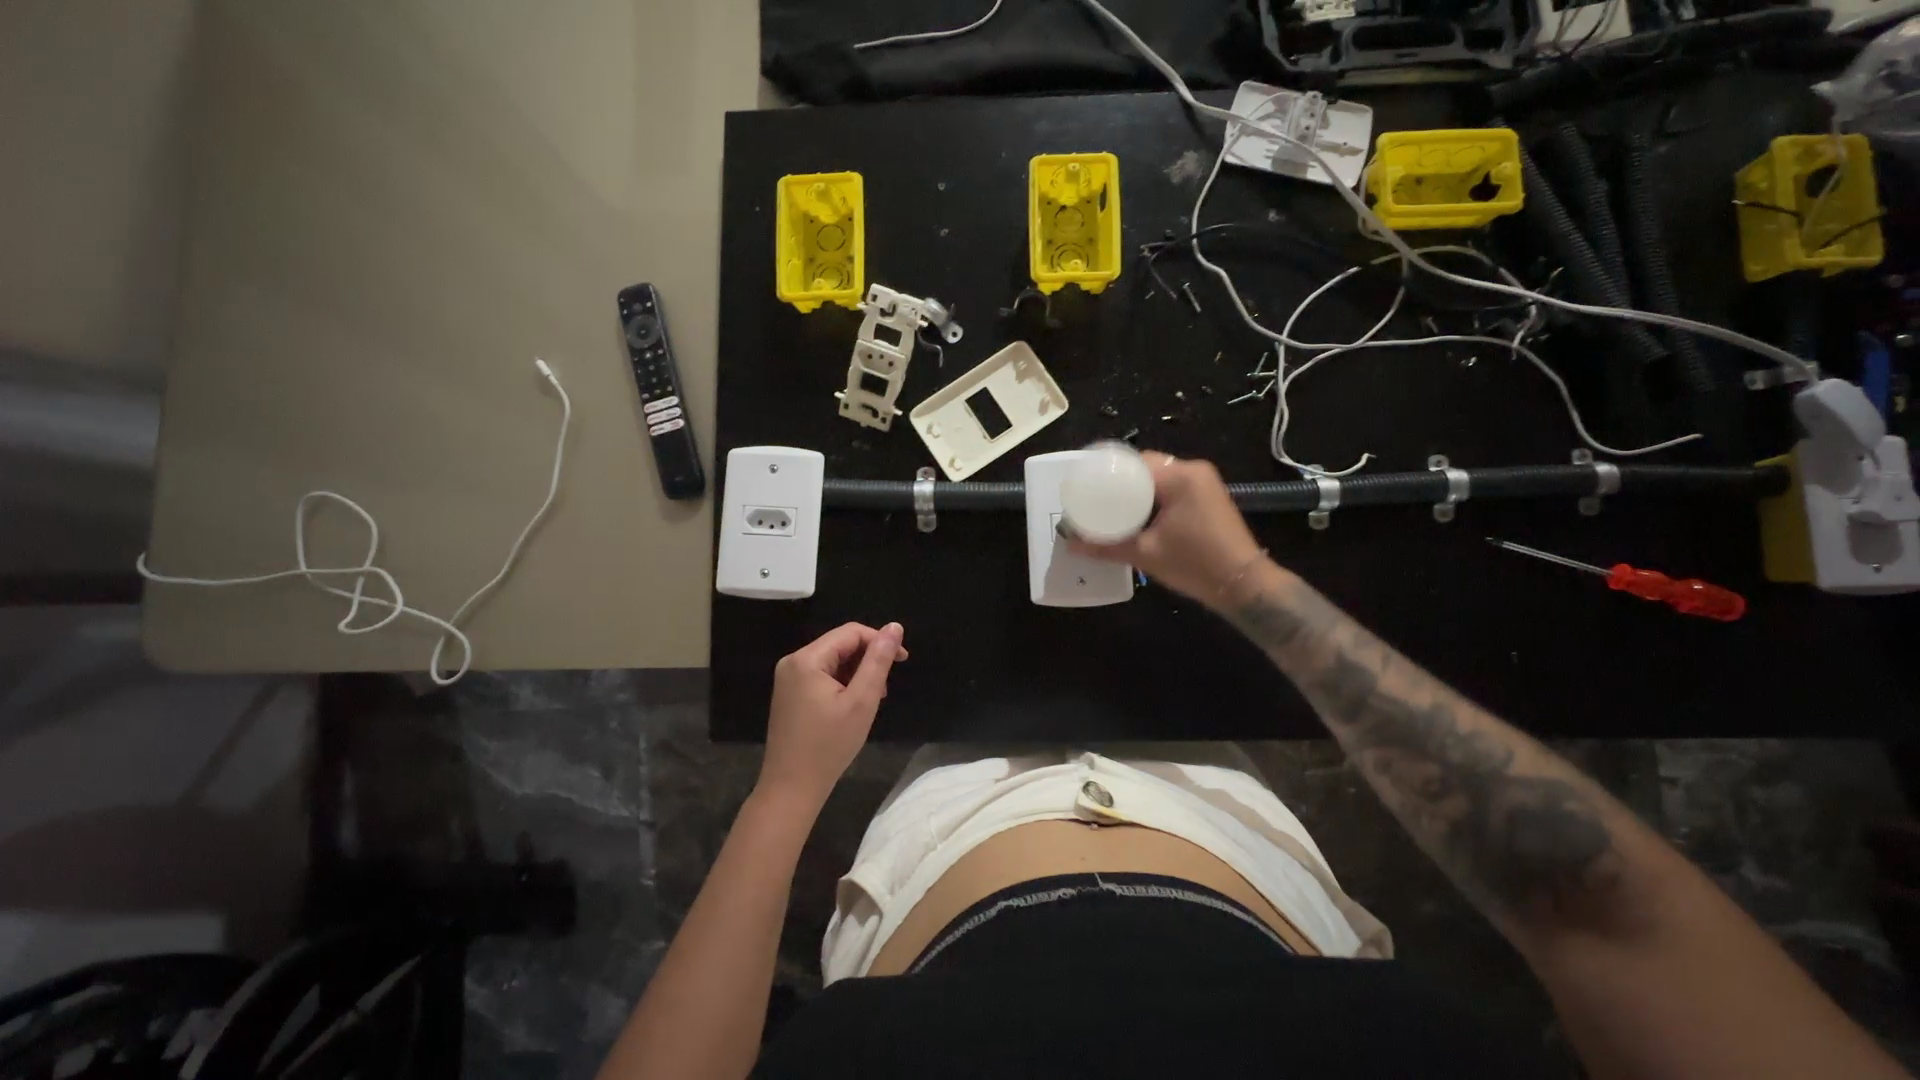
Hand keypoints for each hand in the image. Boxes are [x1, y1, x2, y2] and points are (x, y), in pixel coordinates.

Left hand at [758, 621, 905, 810]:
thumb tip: (894, 627)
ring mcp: (788, 679)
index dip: (879, 641)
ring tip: (871, 701)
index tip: (903, 661)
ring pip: (832, 662)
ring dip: (856, 674)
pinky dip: (841, 685)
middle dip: (867, 660)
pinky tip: (852, 707)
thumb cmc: (829, 745)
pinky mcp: (789, 695)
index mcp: (807, 659)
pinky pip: (821, 677)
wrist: (792, 787)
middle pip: (839, 645)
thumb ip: (878, 661)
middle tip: (884, 690)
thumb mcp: (861, 701)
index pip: (850, 632)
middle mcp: (793, 662)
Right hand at [1068, 452, 1271, 610]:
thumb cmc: (1194, 564)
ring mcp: (1205, 483)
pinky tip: (1137, 515)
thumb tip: (1071, 543)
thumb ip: (1106, 546)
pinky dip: (1154, 498)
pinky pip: (1173, 488)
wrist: (1243, 584)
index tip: (1085, 486)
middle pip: (1147, 466)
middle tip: (1094, 498)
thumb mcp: (1145, 554)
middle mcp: (1193, 471)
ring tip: (1111, 507)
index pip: (1134, 462)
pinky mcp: (1209, 497)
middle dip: (1120, 482)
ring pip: (1160, 477)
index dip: (1107, 472)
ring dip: (1138, 490)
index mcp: (1179, 477)